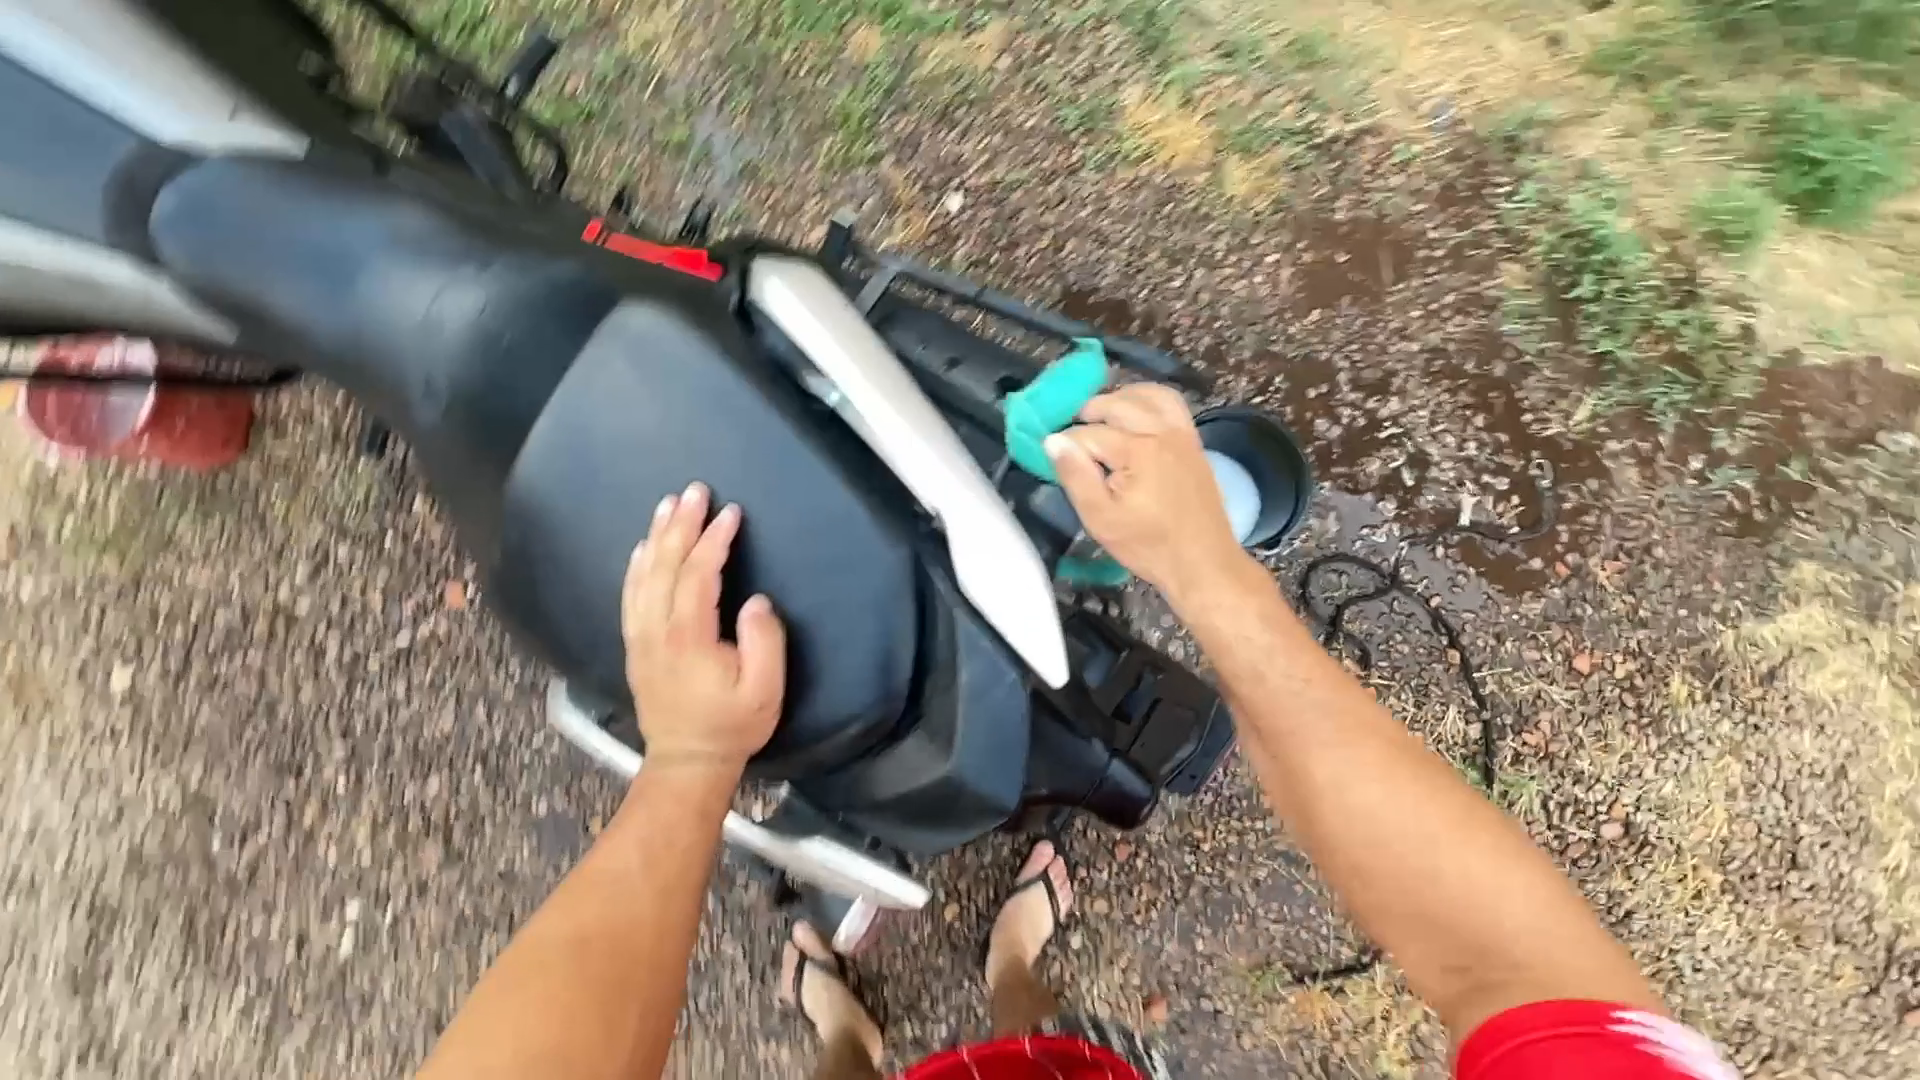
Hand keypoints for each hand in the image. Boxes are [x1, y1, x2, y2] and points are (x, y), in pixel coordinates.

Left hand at [622, 482, 786, 773]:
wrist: (687, 761)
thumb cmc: (732, 725)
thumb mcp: (765, 690)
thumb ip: (764, 642)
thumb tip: (755, 601)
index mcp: (688, 638)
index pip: (697, 576)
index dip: (714, 541)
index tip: (730, 513)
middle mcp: (657, 631)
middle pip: (664, 566)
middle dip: (681, 525)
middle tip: (694, 491)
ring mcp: (641, 637)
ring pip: (643, 575)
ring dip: (656, 537)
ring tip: (668, 505)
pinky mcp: (635, 645)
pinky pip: (630, 595)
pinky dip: (635, 565)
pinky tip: (642, 546)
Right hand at [1045, 383, 1251, 606]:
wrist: (1204, 562)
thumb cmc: (1149, 546)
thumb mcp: (1100, 518)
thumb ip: (1075, 476)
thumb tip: (1052, 440)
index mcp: (1138, 450)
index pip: (1088, 434)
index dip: (1066, 446)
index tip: (1058, 463)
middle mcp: (1162, 432)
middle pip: (1117, 404)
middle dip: (1089, 413)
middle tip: (1072, 434)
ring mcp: (1183, 434)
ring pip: (1147, 395)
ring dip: (1120, 398)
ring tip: (1101, 417)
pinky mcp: (1194, 442)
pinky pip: (1171, 404)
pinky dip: (1148, 401)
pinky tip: (1135, 416)